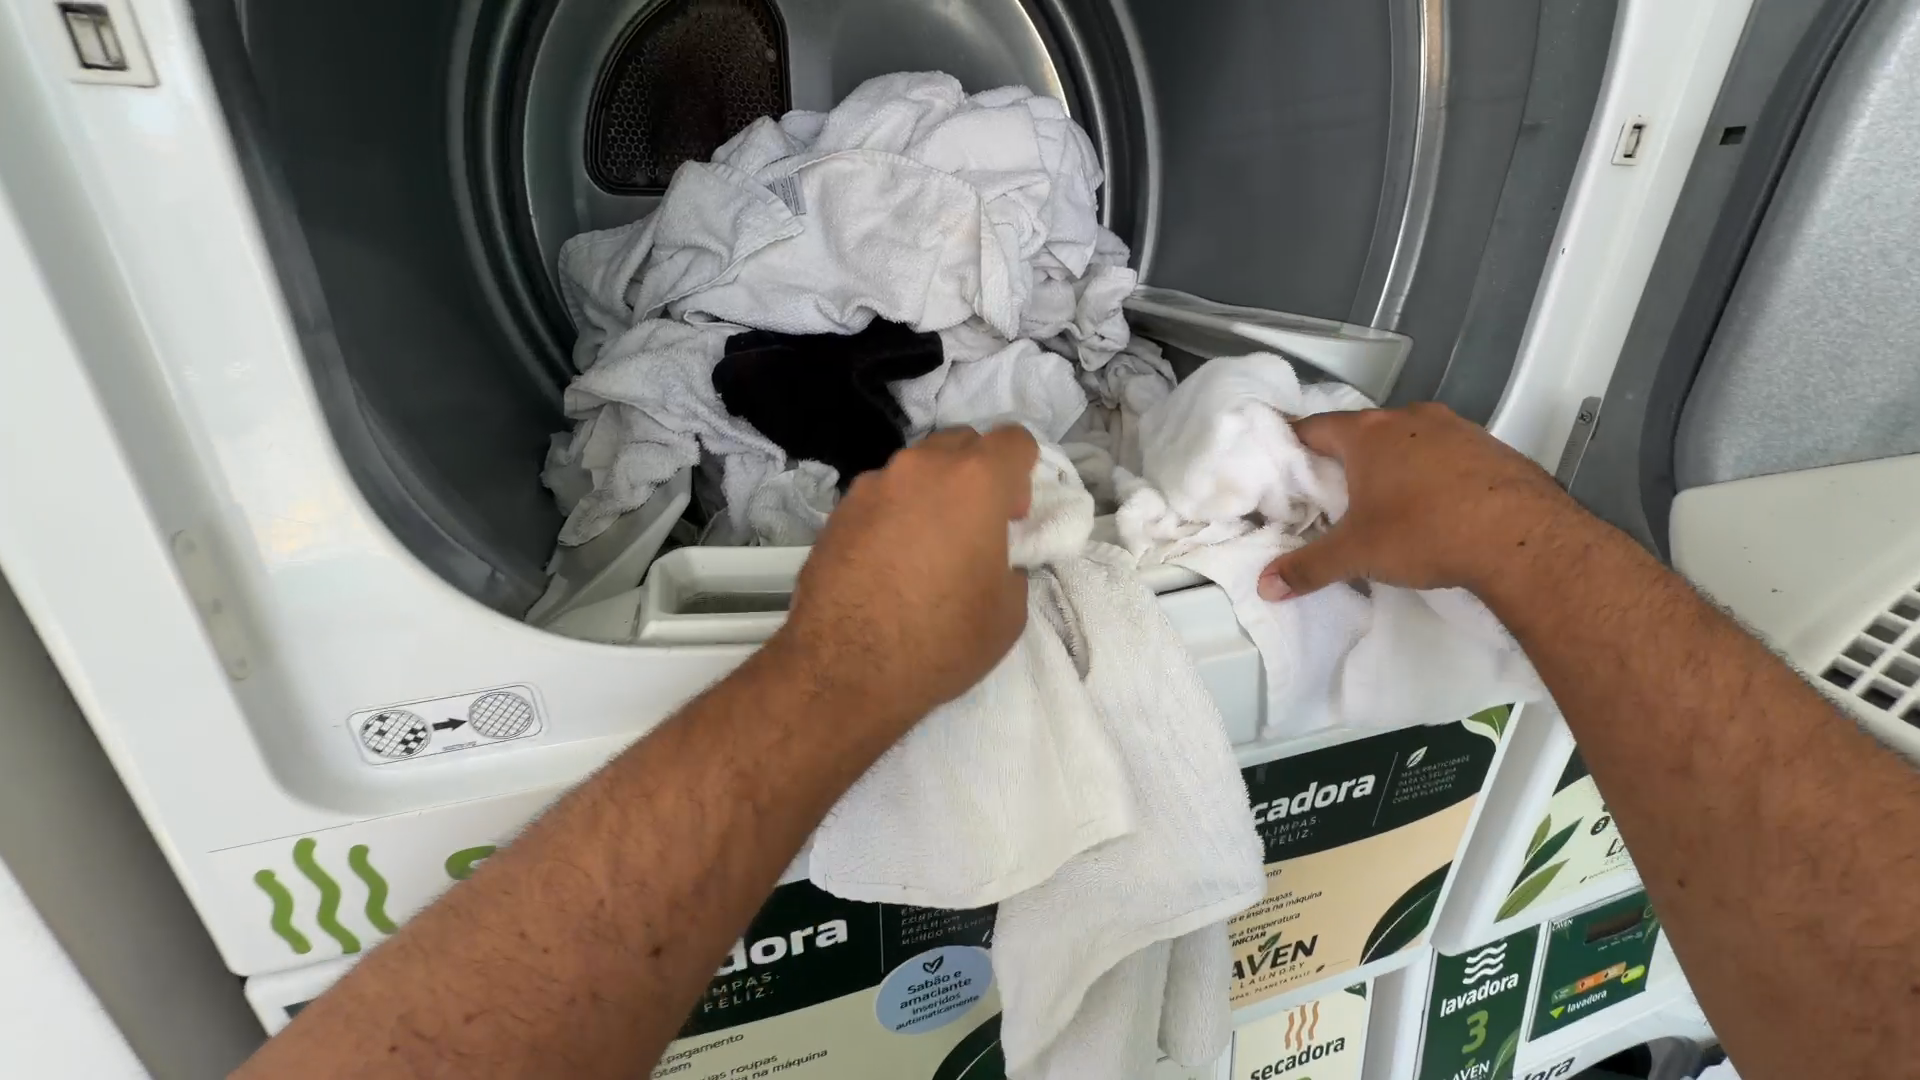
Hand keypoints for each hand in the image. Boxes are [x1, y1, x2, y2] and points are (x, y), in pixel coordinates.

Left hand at [770, 426, 1039, 727]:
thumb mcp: (1008, 612)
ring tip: (925, 550)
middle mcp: (920, 468)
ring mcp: (872, 485)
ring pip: (916, 470)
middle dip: (977, 476)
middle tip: (974, 528)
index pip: (1013, 440)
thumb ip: (1011, 566)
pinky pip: (881, 497)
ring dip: (932, 494)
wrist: (844, 669)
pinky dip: (894, 515)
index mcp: (974, 481)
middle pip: (962, 444)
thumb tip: (995, 562)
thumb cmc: (941, 640)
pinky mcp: (837, 511)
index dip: (1022, 474)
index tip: (1012, 516)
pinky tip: (887, 564)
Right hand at [1259, 404, 1577, 598]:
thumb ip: (1307, 568)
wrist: (1527, 541)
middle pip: (1360, 431)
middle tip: (1329, 493)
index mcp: (1367, 434)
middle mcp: (1409, 419)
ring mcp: (1456, 428)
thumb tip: (1266, 587)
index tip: (1284, 467)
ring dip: (1390, 463)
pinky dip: (1430, 471)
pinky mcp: (1491, 447)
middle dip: (1342, 458)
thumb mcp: (1356, 555)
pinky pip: (1444, 452)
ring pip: (1405, 439)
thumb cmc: (1425, 533)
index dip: (1292, 445)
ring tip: (1382, 502)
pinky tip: (1433, 505)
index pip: (1312, 426)